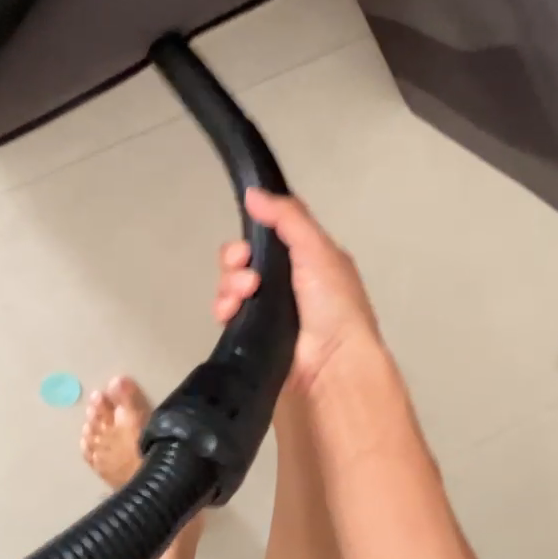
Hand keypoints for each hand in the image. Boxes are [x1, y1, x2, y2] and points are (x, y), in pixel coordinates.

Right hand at [213, 188, 380, 395]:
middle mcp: (290, 283)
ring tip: (242, 297)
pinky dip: (224, 308)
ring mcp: (270, 311)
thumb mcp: (317, 248)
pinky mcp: (253, 336)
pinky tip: (229, 313)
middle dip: (236, 260)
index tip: (248, 241)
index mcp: (311, 260)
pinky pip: (228, 312)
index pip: (271, 236)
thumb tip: (252, 192)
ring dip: (230, 285)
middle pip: (246, 258)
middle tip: (245, 275)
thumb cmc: (333, 303)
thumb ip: (287, 217)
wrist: (331, 366)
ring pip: (233, 284)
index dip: (254, 233)